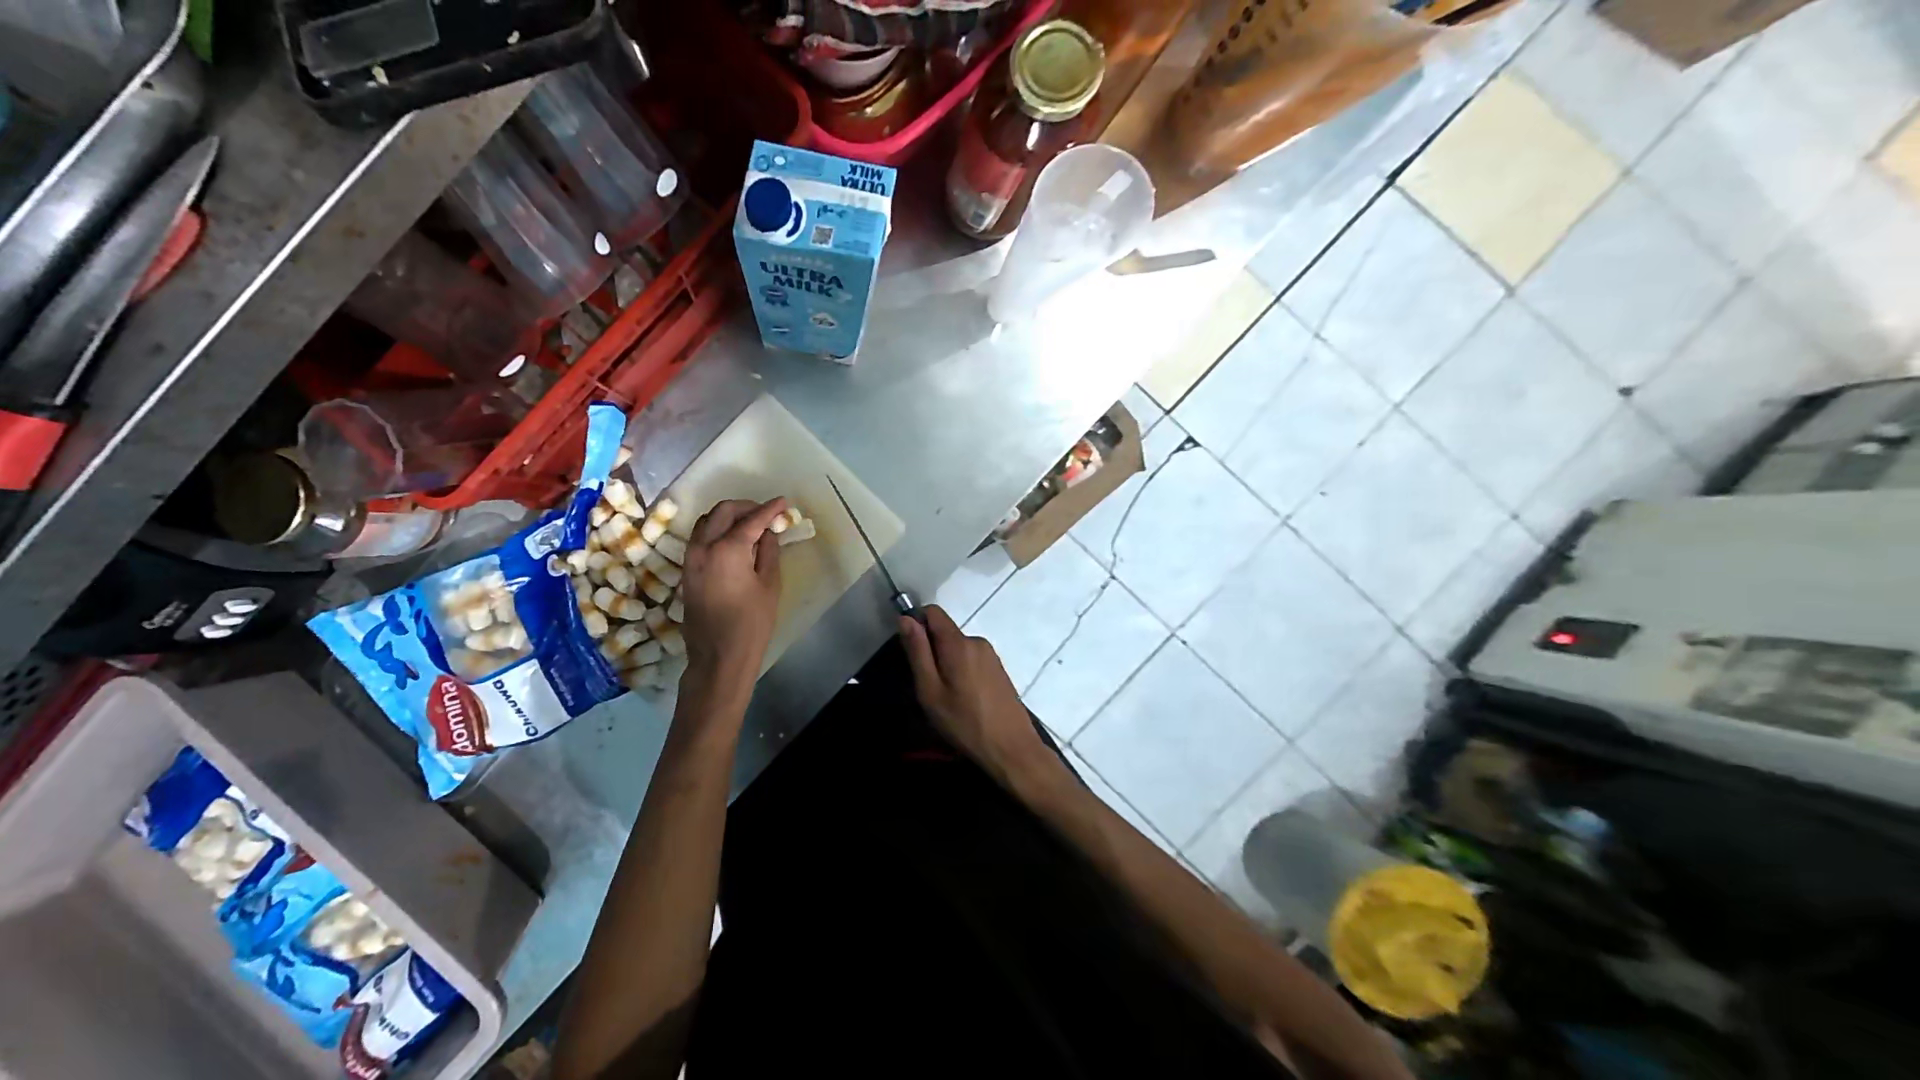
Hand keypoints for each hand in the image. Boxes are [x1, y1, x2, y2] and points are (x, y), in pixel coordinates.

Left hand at [678, 498, 787, 691]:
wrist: (719, 656)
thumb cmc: (751, 623)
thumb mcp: (770, 585)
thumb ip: (768, 551)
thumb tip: (766, 532)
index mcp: (727, 549)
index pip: (751, 519)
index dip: (769, 509)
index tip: (784, 502)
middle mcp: (703, 547)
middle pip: (722, 512)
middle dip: (746, 507)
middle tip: (766, 513)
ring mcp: (690, 558)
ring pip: (707, 522)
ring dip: (728, 517)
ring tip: (750, 525)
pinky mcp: (687, 570)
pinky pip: (700, 538)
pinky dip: (717, 531)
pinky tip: (734, 541)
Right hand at [899, 605, 1053, 788]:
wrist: (1011, 748)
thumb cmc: (964, 722)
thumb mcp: (930, 691)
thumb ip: (918, 652)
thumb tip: (906, 618)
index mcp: (959, 643)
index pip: (933, 612)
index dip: (916, 624)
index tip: (910, 652)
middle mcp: (977, 641)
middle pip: (945, 633)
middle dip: (931, 652)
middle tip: (927, 687)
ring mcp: (991, 656)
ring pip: (958, 649)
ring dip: (947, 665)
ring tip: (946, 699)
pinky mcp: (999, 670)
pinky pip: (971, 661)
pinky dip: (962, 673)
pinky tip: (964, 701)